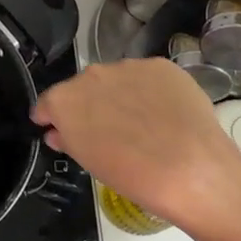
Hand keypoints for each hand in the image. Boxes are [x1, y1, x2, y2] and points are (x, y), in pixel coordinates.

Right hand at [32, 58, 240, 236]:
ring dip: (119, 95)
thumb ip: (68, 139)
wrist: (191, 170)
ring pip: (115, 79)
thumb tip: (59, 133)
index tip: (57, 130)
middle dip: (87, 105)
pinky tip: (162, 113)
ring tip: (138, 122)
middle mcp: (91, 75)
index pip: (48, 103)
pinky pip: (146, 77)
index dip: (51, 118)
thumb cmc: (130, 174)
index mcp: (64, 100)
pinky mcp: (162, 67)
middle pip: (82, 87)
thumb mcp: (88, 162)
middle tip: (103, 130)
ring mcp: (128, 67)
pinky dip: (149, 91)